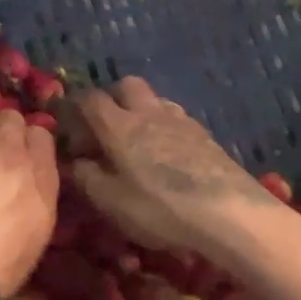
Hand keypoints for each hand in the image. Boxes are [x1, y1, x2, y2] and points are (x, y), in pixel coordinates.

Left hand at [0, 93, 59, 297]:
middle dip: (2, 124)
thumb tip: (30, 183)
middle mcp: (10, 151)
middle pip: (10, 116)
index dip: (30, 140)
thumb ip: (38, 197)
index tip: (21, 150)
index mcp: (40, 176)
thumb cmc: (0, 263)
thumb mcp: (38, 235)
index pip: (41, 135)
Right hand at [68, 78, 300, 261]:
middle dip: (111, 99)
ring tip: (137, 143)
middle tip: (105, 130)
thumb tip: (75, 162)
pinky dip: (163, 128)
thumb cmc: (161, 208)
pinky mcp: (205, 135)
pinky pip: (175, 119)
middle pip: (126, 86)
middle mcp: (148, 113)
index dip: (75, 108)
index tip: (69, 128)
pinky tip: (167, 156)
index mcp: (119, 125)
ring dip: (140, 111)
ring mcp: (181, 121)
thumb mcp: (111, 202)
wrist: (231, 214)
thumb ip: (86, 178)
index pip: (89, 99)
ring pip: (154, 100)